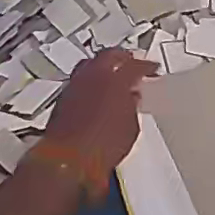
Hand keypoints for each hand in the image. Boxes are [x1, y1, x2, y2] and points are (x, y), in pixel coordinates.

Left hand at [42, 49, 158, 173]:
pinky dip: (89, 79)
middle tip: (131, 62)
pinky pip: (78, 78)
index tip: (151, 68)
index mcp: (117, 80)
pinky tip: (94, 89)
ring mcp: (75, 84)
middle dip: (122, 57)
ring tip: (111, 73)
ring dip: (103, 65)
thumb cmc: (98, 147)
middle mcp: (94, 76)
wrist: (69, 159)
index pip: (136, 65)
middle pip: (110, 55)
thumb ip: (132, 106)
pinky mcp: (63, 96)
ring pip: (90, 63)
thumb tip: (131, 101)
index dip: (146, 66)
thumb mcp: (130, 128)